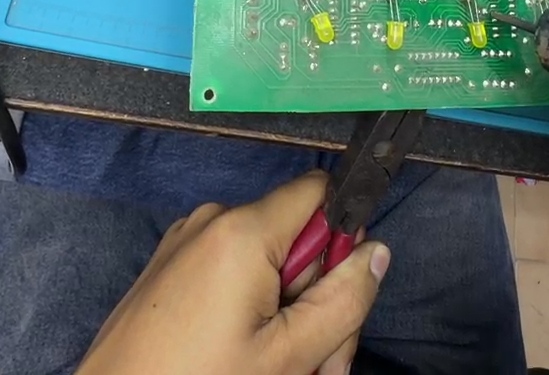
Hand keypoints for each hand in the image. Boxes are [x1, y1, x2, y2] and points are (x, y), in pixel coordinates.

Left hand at [75, 172, 390, 374]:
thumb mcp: (285, 358)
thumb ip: (342, 301)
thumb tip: (377, 251)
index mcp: (244, 227)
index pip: (320, 191)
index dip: (342, 236)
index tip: (337, 291)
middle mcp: (215, 218)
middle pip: (295, 236)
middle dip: (313, 294)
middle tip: (311, 363)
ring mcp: (187, 241)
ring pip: (264, 260)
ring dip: (282, 310)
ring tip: (271, 369)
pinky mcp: (170, 266)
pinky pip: (229, 269)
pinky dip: (246, 306)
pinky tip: (237, 356)